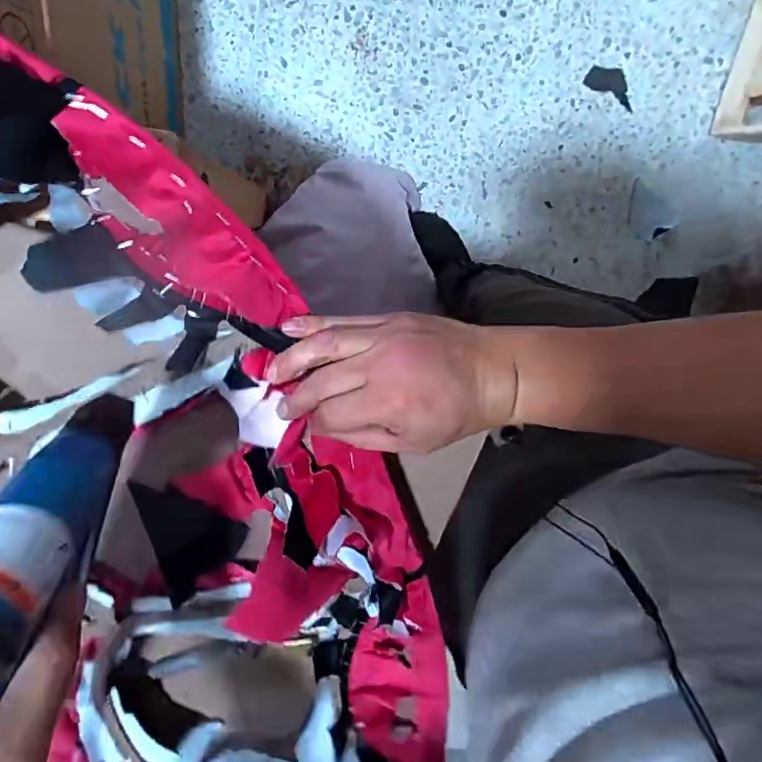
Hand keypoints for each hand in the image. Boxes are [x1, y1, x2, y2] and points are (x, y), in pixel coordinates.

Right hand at [267, 313, 518, 452]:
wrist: (491, 369)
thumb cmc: (455, 414)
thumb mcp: (414, 443)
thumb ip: (363, 436)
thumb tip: (323, 428)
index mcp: (388, 404)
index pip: (331, 413)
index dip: (312, 423)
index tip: (302, 426)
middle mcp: (378, 367)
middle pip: (320, 381)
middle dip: (295, 396)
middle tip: (278, 405)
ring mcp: (381, 337)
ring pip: (324, 345)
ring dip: (291, 358)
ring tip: (269, 369)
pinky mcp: (386, 319)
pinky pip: (342, 320)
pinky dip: (313, 324)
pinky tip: (289, 328)